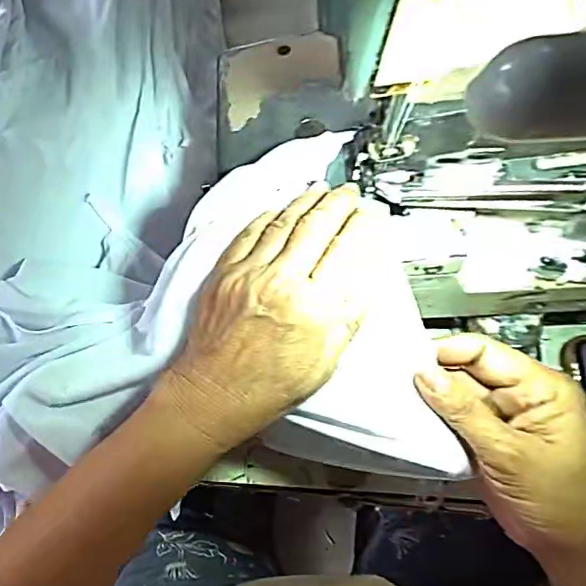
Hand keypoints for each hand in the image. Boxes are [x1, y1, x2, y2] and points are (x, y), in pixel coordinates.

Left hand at [153, 183, 378, 451]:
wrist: (215, 393)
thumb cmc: (265, 386)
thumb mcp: (326, 360)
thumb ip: (348, 316)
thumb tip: (364, 281)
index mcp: (313, 308)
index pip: (346, 250)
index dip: (362, 226)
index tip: (370, 217)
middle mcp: (280, 284)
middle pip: (316, 226)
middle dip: (337, 204)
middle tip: (349, 196)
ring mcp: (248, 276)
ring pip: (282, 224)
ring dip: (304, 203)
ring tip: (320, 192)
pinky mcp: (223, 275)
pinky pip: (247, 234)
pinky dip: (266, 217)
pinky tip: (277, 211)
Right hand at [413, 334, 585, 565]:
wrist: (573, 544)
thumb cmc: (565, 500)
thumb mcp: (509, 452)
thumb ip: (465, 411)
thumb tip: (427, 376)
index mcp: (541, 388)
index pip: (485, 352)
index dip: (446, 351)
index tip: (411, 361)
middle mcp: (520, 398)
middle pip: (465, 371)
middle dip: (432, 376)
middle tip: (397, 383)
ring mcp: (501, 419)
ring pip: (454, 396)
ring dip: (430, 401)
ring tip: (402, 403)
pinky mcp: (485, 440)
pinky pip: (452, 421)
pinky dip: (434, 422)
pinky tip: (415, 424)